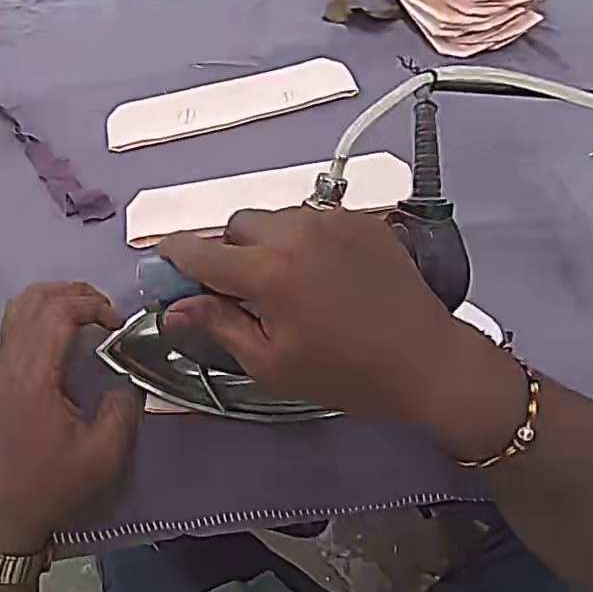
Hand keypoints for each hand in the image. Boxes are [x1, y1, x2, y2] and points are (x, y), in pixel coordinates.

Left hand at [0, 282, 140, 554]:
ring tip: (91, 313)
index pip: (56, 312)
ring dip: (59, 298)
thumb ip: (124, 408)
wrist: (8, 508)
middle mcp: (12, 362)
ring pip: (22, 304)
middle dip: (78, 293)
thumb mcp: (104, 454)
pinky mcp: (4, 373)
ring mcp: (3, 365)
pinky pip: (17, 321)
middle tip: (110, 313)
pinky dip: (45, 310)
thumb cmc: (54, 482)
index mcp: (34, 376)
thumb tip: (130, 378)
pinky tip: (68, 329)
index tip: (119, 324)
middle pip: (37, 298)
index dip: (92, 305)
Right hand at [157, 207, 526, 460]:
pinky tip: (322, 274)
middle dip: (228, 252)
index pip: (201, 250)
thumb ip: (219, 325)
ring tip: (290, 283)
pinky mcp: (362, 221)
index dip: (175, 255)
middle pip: (237, 225)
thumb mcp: (271, 363)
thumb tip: (176, 308)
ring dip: (267, 243)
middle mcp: (297, 232)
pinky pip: (314, 219)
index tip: (167, 262)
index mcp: (269, 271)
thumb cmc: (346, 373)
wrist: (425, 362)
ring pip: (276, 218)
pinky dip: (303, 240)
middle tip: (242, 289)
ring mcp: (333, 221)